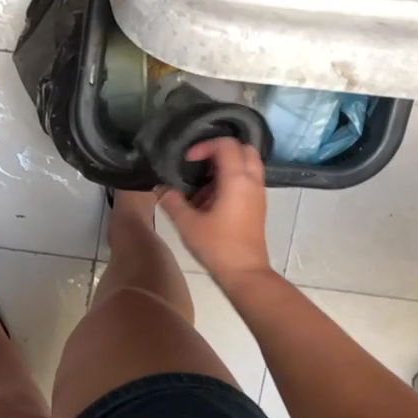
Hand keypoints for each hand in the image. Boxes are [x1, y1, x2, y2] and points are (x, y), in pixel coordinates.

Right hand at [158, 137, 274, 283]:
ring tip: (204, 183)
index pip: (226, 145)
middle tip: (201, 163)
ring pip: (248, 164)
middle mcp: (252, 181)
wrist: (245, 272)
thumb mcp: (187, 224)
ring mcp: (258, 193)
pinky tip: (212, 198)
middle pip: (244, 148)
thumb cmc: (217, 246)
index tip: (188, 160)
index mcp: (236, 180)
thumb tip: (160, 188)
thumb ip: (172, 201)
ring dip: (227, 165)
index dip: (205, 146)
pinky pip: (248, 179)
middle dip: (221, 150)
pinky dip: (232, 179)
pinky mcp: (258, 205)